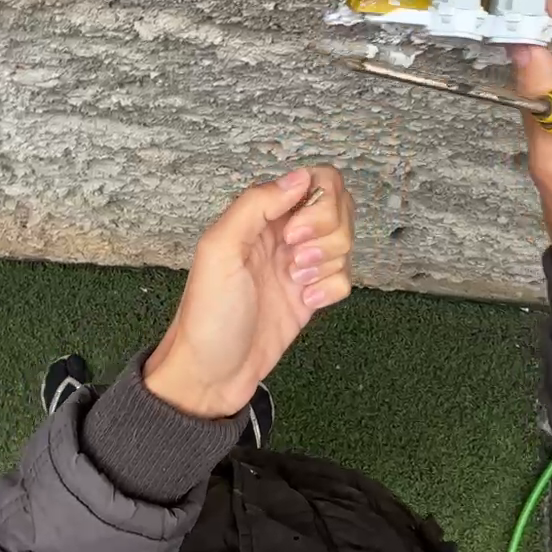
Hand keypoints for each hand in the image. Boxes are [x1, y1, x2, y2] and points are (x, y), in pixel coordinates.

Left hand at [144, 166, 355, 418]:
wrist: (211, 375)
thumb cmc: (206, 314)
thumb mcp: (219, 249)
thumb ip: (255, 204)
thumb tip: (300, 176)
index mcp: (259, 215)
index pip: (314, 180)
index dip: (318, 202)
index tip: (294, 233)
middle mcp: (282, 234)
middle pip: (338, 207)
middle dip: (329, 233)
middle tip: (296, 259)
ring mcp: (299, 264)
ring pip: (345, 242)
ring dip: (329, 262)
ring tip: (297, 282)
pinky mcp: (310, 295)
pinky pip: (343, 278)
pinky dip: (331, 289)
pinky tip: (306, 303)